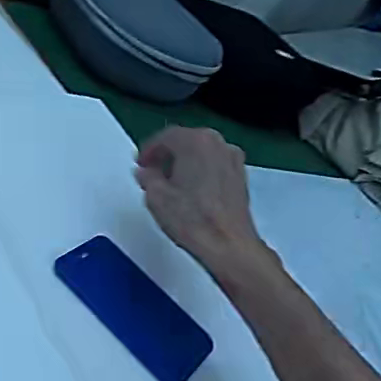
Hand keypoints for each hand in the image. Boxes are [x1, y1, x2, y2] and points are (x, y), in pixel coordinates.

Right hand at [134, 127, 267, 268]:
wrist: (227, 243)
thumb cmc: (192, 218)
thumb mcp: (155, 196)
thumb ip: (147, 178)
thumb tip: (147, 174)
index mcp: (196, 142)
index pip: (166, 136)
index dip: (149, 149)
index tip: (140, 161)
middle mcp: (218, 145)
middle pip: (187, 141)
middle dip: (167, 154)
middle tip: (151, 169)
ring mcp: (233, 160)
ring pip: (202, 153)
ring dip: (184, 162)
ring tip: (169, 183)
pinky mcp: (240, 177)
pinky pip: (214, 165)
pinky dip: (199, 171)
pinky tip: (189, 191)